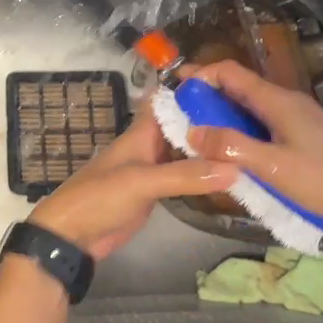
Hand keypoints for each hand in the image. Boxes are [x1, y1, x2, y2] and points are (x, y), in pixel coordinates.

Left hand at [27, 103, 236, 260]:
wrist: (72, 235)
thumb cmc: (100, 197)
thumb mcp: (142, 182)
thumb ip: (185, 176)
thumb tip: (235, 168)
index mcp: (140, 133)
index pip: (165, 101)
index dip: (190, 91)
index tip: (227, 87)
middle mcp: (147, 146)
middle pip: (179, 127)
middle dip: (207, 122)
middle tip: (250, 122)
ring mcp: (150, 170)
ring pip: (182, 153)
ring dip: (207, 150)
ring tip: (246, 147)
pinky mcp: (153, 193)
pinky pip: (181, 178)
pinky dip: (200, 175)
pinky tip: (225, 177)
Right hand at [182, 60, 322, 234]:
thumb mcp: (273, 167)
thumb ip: (232, 147)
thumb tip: (191, 131)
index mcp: (276, 101)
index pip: (229, 72)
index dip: (200, 75)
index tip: (175, 92)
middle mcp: (286, 102)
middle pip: (238, 88)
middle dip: (208, 99)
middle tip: (182, 120)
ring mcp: (298, 119)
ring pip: (251, 108)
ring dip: (225, 118)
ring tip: (203, 139)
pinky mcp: (306, 136)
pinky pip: (264, 124)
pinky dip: (243, 131)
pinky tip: (238, 155)